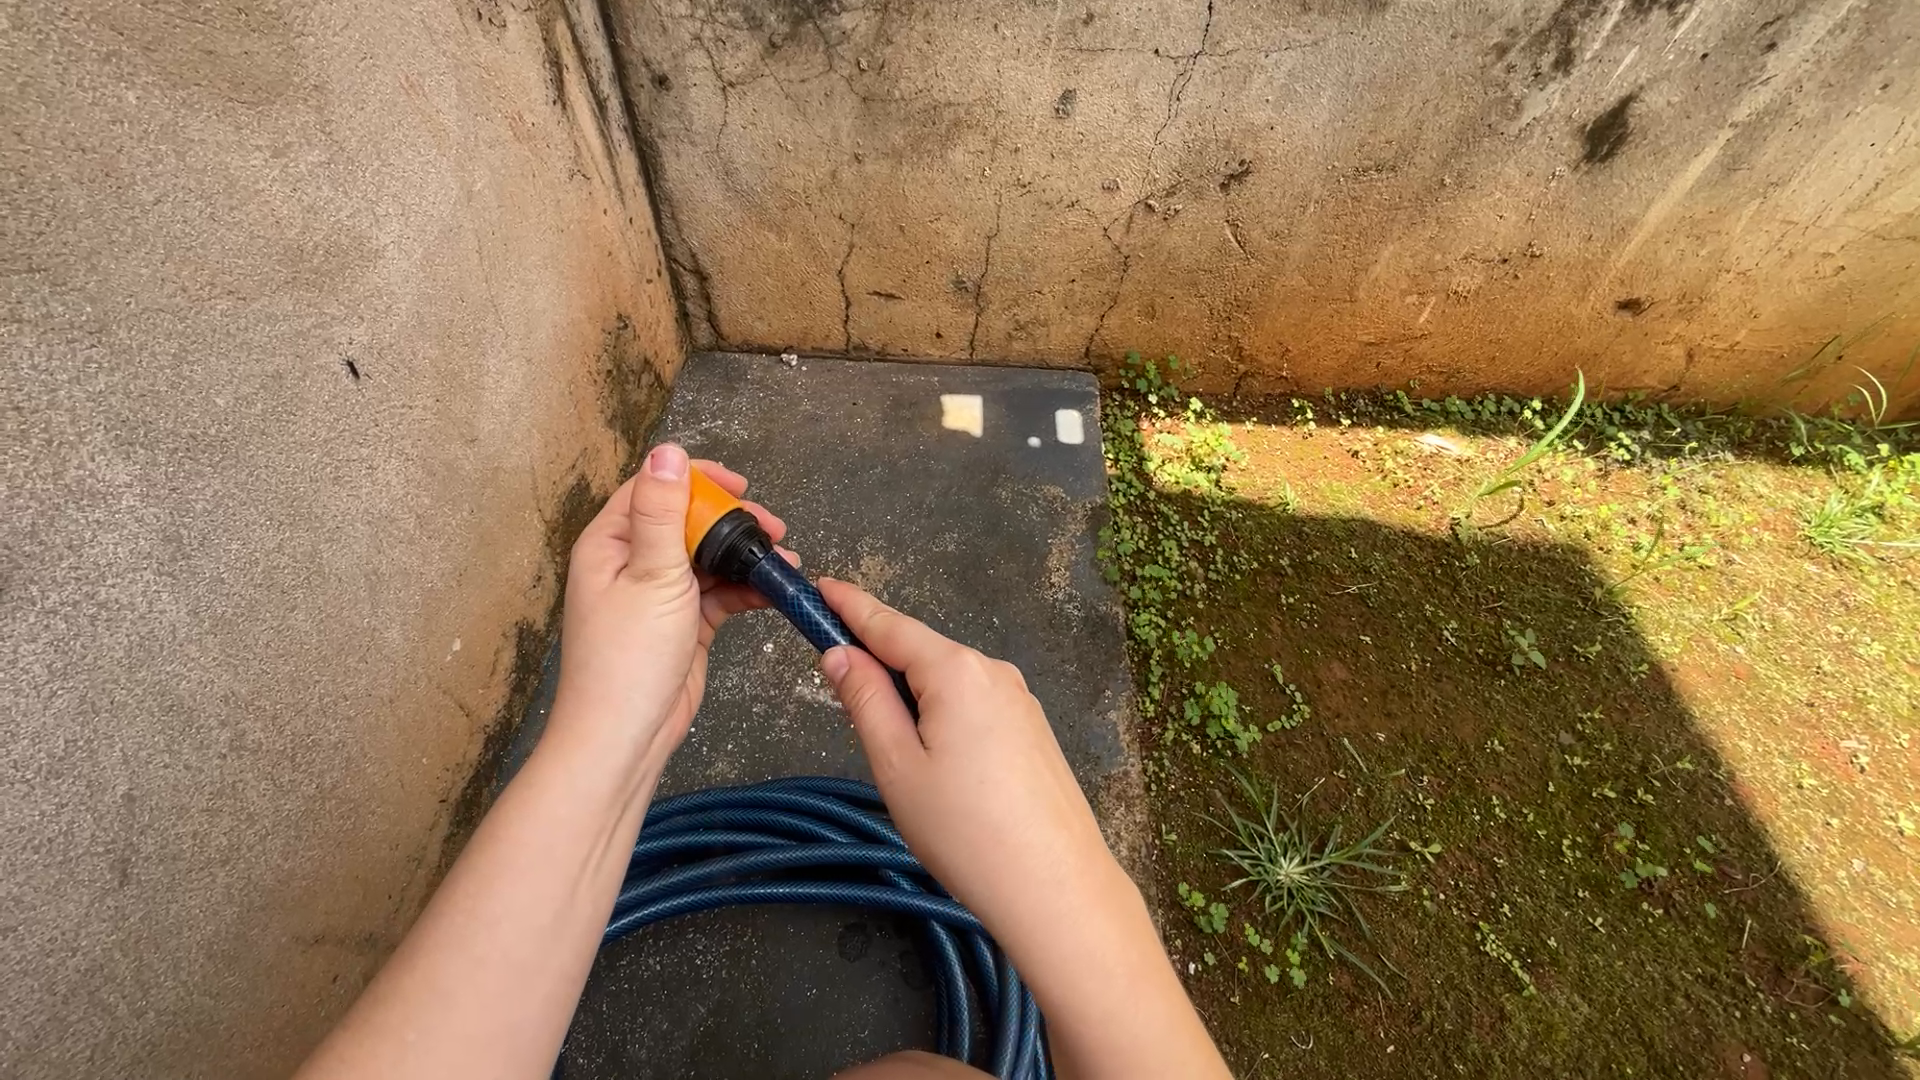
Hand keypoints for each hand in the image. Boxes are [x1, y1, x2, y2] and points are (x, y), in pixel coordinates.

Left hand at [549, 444, 787, 775]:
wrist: (628, 735)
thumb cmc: (628, 656)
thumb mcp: (652, 575)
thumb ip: (663, 512)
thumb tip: (667, 450)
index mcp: (611, 543)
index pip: (654, 490)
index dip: (697, 479)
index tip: (740, 485)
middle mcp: (633, 563)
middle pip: (689, 523)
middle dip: (732, 521)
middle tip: (773, 525)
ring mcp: (660, 595)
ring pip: (709, 559)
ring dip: (745, 556)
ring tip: (783, 559)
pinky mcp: (684, 622)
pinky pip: (720, 593)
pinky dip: (746, 589)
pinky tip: (773, 591)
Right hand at [813, 579, 1119, 955]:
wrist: (1057, 887)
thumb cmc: (964, 829)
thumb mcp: (897, 765)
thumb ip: (865, 700)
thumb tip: (840, 654)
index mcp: (956, 670)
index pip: (891, 626)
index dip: (851, 607)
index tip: (821, 586)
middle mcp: (994, 671)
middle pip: (923, 654)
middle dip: (882, 664)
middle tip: (846, 693)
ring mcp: (1021, 700)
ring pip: (950, 684)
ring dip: (915, 697)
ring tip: (899, 755)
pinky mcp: (1033, 729)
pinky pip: (976, 705)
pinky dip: (945, 715)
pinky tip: (943, 764)